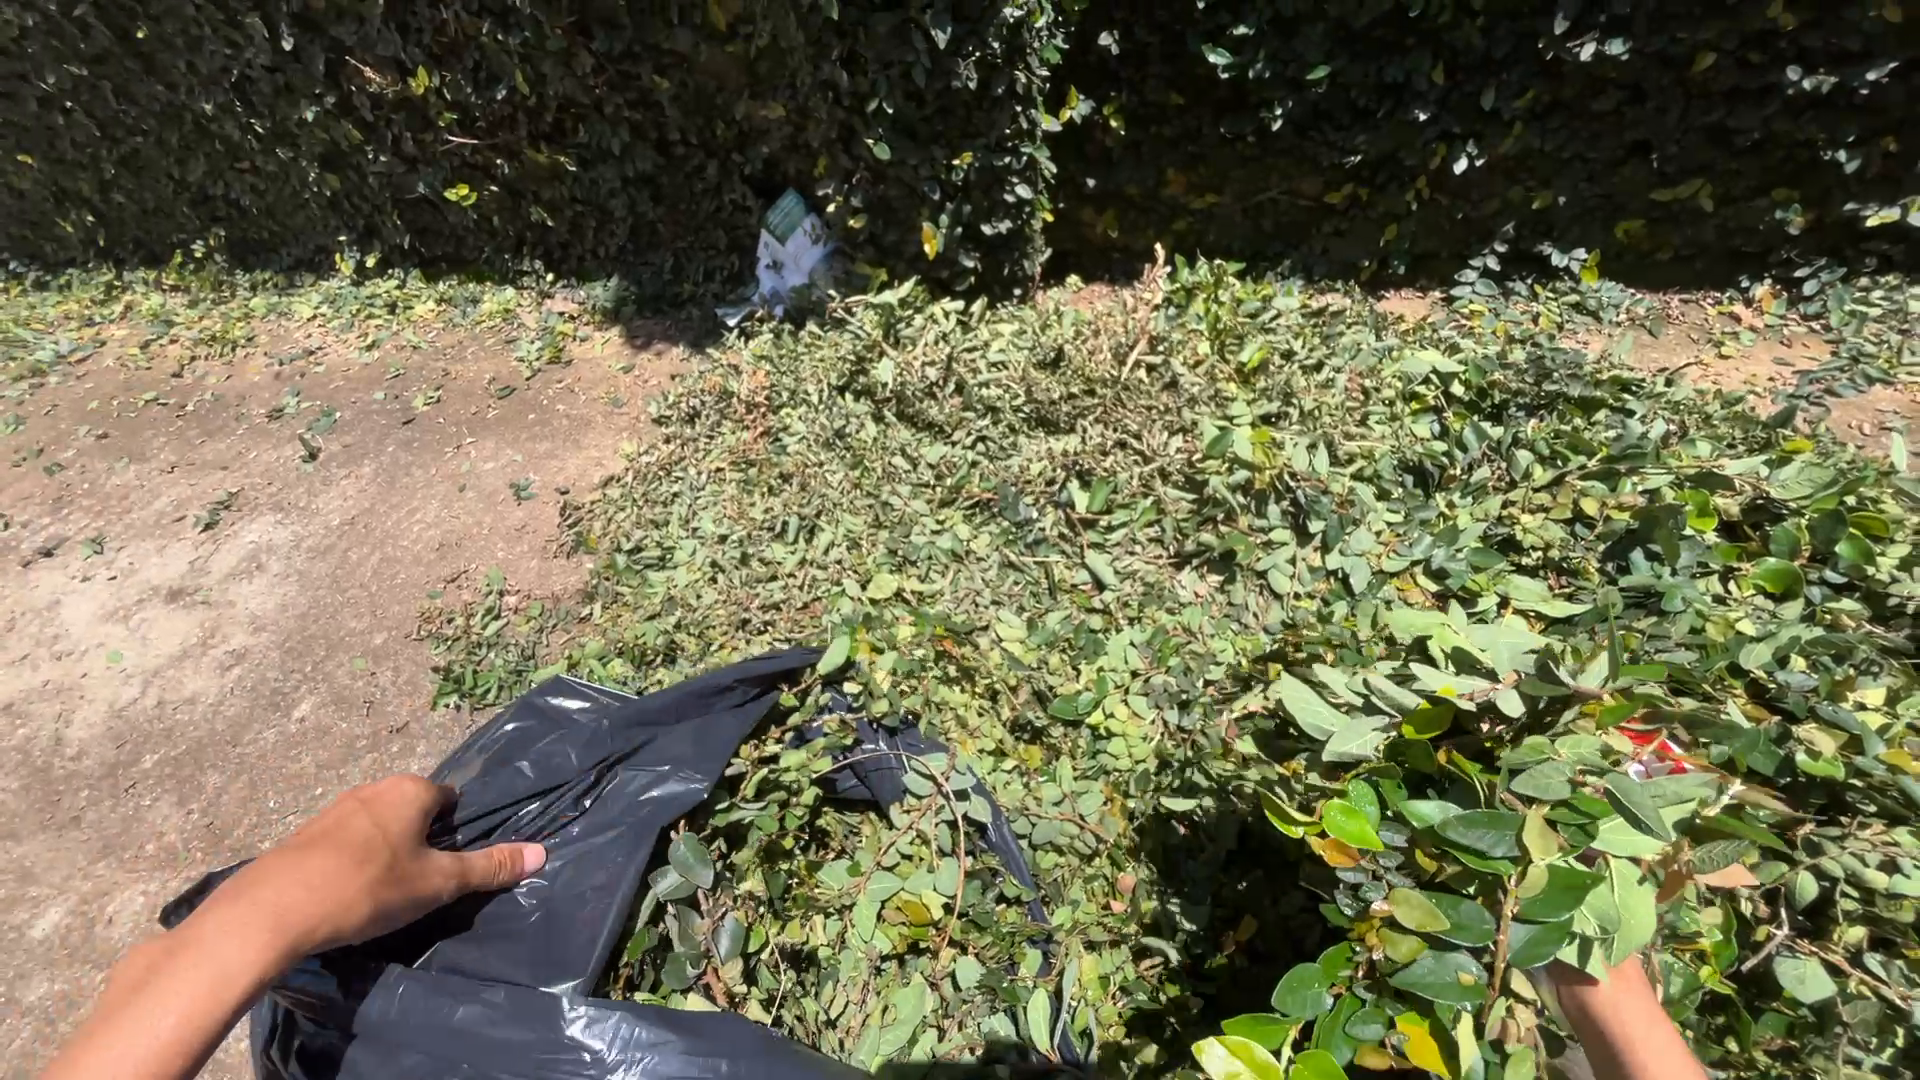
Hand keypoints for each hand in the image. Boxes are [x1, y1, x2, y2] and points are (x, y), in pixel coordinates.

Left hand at [41, 775, 546, 1079]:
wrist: (264, 916)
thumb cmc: (366, 889)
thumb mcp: (438, 883)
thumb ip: (489, 866)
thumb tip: (543, 853)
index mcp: (412, 789)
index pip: (451, 800)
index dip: (454, 832)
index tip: (446, 864)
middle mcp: (375, 788)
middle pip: (414, 810)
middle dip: (420, 839)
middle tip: (418, 880)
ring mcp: (332, 810)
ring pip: (377, 826)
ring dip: (384, 851)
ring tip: (379, 893)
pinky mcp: (299, 837)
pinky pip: (343, 843)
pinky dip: (350, 863)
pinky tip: (344, 896)